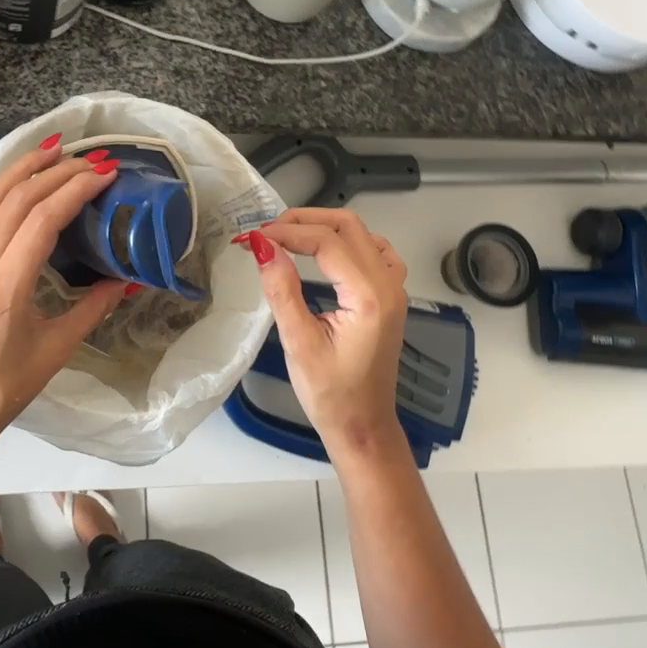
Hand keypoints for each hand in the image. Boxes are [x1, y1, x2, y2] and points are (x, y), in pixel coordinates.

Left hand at [0, 139, 125, 450]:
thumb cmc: (5, 387)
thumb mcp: (58, 347)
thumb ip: (94, 308)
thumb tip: (128, 280)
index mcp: (7, 282)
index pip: (44, 216)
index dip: (78, 189)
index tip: (107, 175)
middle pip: (18, 199)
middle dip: (57, 172)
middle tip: (91, 161)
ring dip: (19, 172)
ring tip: (50, 154)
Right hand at [240, 208, 409, 464]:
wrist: (363, 426)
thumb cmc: (330, 394)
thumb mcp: (298, 343)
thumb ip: (282, 289)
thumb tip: (261, 246)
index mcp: (369, 297)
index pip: (326, 242)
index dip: (287, 232)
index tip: (252, 237)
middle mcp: (388, 285)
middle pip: (348, 226)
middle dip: (304, 221)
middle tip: (266, 232)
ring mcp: (394, 289)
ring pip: (362, 233)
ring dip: (324, 226)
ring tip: (287, 235)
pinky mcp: (390, 296)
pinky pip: (374, 250)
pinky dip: (347, 239)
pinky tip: (325, 249)